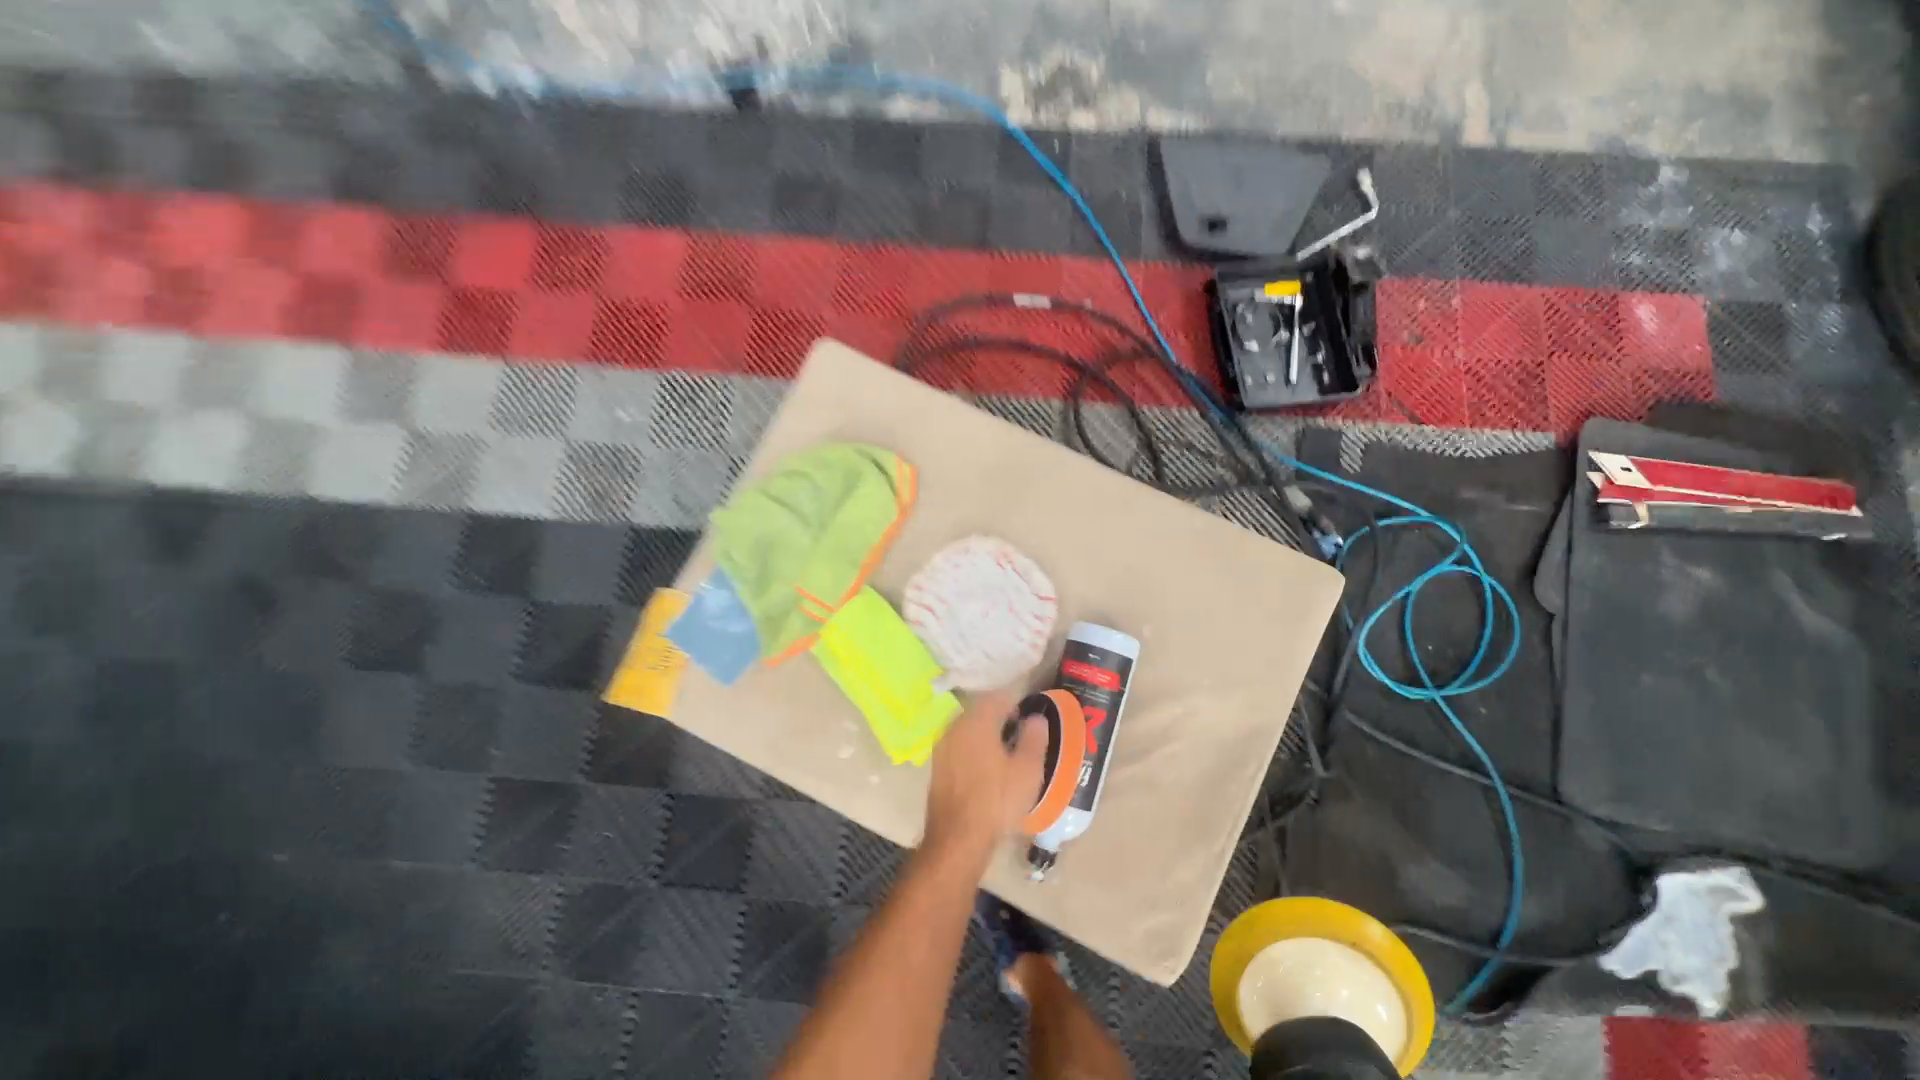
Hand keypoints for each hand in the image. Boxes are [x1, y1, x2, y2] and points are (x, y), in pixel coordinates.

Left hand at [921, 690, 1047, 867]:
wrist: (957, 837)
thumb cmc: (997, 800)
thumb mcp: (1027, 769)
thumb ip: (1034, 737)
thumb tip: (1036, 717)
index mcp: (977, 721)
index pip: (998, 697)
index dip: (1017, 702)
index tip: (1031, 714)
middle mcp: (955, 727)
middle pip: (980, 712)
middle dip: (1001, 717)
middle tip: (1022, 733)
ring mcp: (942, 747)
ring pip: (969, 730)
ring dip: (987, 734)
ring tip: (1008, 752)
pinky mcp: (938, 767)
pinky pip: (960, 747)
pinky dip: (975, 750)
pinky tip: (988, 769)